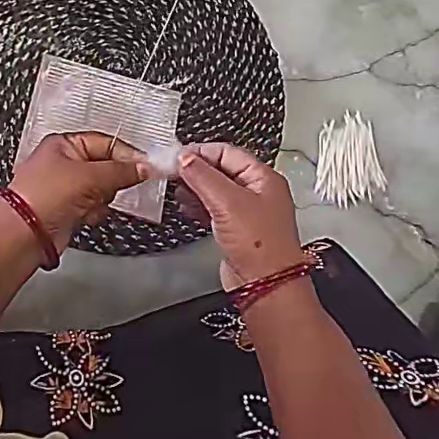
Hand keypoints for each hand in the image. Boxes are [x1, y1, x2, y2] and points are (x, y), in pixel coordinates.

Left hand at [4, 132, 150, 249]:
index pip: (106, 143)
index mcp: (64, 144)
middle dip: (111, 180)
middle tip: (110, 186)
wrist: (24, 235)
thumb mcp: (90, 176)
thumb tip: (144, 167)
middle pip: (106, 166)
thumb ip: (121, 171)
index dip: (127, 155)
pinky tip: (84, 215)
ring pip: (102, 188)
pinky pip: (94, 205)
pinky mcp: (67, 208)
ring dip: (102, 198)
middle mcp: (64, 162)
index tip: (146, 166)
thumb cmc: (43, 197)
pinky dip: (94, 211)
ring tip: (90, 203)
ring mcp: (65, 186)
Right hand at [175, 143, 304, 282]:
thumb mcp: (228, 202)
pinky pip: (215, 209)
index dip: (201, 152)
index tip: (178, 156)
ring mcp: (247, 212)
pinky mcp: (237, 230)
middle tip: (173, 172)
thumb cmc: (260, 245)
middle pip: (221, 170)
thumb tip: (185, 158)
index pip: (227, 152)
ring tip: (177, 189)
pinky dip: (199, 205)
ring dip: (195, 188)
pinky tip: (186, 206)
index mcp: (263, 177)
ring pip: (216, 190)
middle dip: (196, 170)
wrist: (266, 286)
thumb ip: (203, 176)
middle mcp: (257, 191)